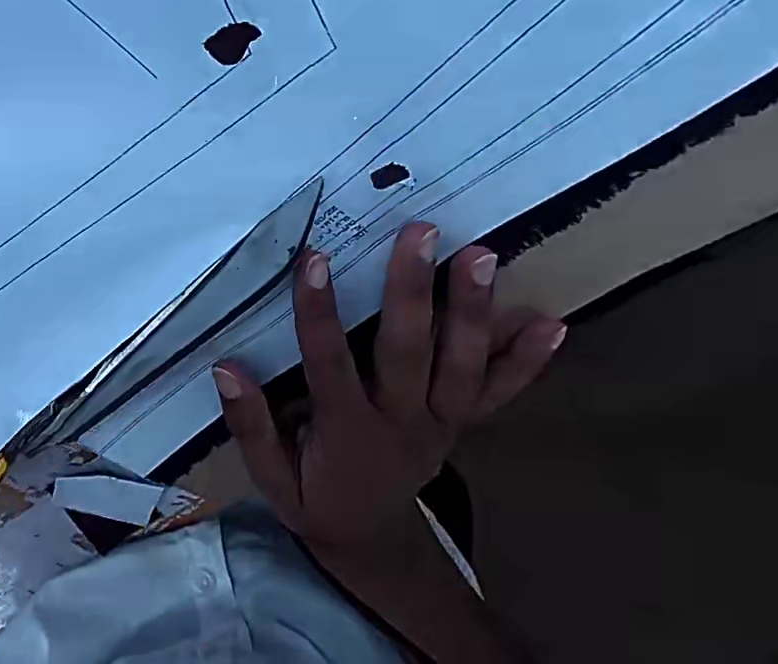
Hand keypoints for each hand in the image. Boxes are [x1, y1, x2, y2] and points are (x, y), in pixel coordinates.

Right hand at [213, 223, 563, 578]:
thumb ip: (250, 426)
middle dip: (412, 290)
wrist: (374, 543)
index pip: (330, 364)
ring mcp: (440, 423)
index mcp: (347, 432)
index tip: (314, 258)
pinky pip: (499, 394)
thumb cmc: (314, 500)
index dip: (319, 311)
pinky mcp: (462, 423)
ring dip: (472, 310)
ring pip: (460, 365)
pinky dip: (526, 362)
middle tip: (420, 234)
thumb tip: (226, 368)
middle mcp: (401, 422)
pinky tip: (552, 324)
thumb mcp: (270, 480)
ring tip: (482, 255)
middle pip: (407, 352)